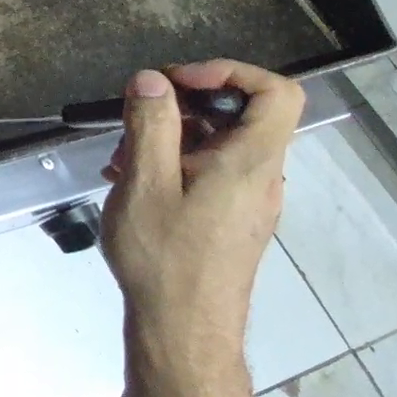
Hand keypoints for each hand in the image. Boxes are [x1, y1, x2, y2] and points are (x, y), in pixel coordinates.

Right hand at [99, 60, 302, 396]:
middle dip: (180, 104)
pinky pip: (209, 168)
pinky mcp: (231, 215)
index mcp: (250, 162)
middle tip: (130, 119)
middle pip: (239, 114)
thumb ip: (150, 126)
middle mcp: (261, 176)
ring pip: (218, 142)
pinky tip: (131, 180)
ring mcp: (249, 198)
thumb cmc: (164, 252)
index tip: (174, 81)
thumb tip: (152, 78)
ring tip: (120, 157)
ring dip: (167, 134)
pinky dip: (171, 159)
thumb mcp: (144, 182)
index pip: (276, 92)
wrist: (182, 324)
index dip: (227, 71)